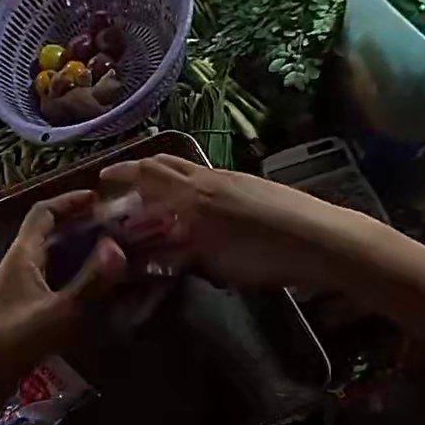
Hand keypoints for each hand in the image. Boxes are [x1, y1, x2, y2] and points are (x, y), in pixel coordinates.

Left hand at [0, 191, 125, 411]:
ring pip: (58, 260)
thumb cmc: (14, 340)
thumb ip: (91, 282)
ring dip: (85, 254)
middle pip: (54, 235)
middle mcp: (22, 265)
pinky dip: (80, 280)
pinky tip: (103, 292)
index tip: (99, 199)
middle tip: (119, 230)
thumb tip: (119, 248)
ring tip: (117, 256)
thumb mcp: (58, 311)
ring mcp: (24, 289)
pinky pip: (58, 283)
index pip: (44, 213)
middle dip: (85, 228)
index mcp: (23, 255)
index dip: (70, 201)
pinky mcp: (29, 310)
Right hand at [95, 155, 360, 291]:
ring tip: (158, 200)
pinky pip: (208, 179)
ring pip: (189, 169)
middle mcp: (209, 177)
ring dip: (167, 178)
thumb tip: (155, 252)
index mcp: (194, 193)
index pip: (148, 173)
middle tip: (126, 185)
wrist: (321, 239)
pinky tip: (198, 209)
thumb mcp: (214, 261)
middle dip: (141, 170)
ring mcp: (233, 177)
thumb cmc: (263, 253)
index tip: (103, 178)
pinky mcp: (251, 185)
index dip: (123, 173)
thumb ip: (181, 253)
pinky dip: (190, 187)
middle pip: (167, 162)